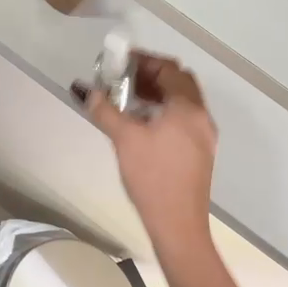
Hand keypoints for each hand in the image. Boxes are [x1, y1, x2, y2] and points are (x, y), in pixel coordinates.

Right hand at [81, 53, 216, 254]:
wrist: (178, 225)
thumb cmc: (152, 177)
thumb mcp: (124, 139)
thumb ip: (105, 109)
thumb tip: (84, 89)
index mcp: (188, 108)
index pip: (170, 69)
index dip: (144, 61)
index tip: (119, 63)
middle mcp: (201, 117)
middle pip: (179, 82)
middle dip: (150, 75)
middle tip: (122, 78)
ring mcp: (203, 137)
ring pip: (181, 101)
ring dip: (156, 93)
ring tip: (127, 99)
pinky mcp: (199, 153)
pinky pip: (182, 119)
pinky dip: (163, 111)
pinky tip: (141, 124)